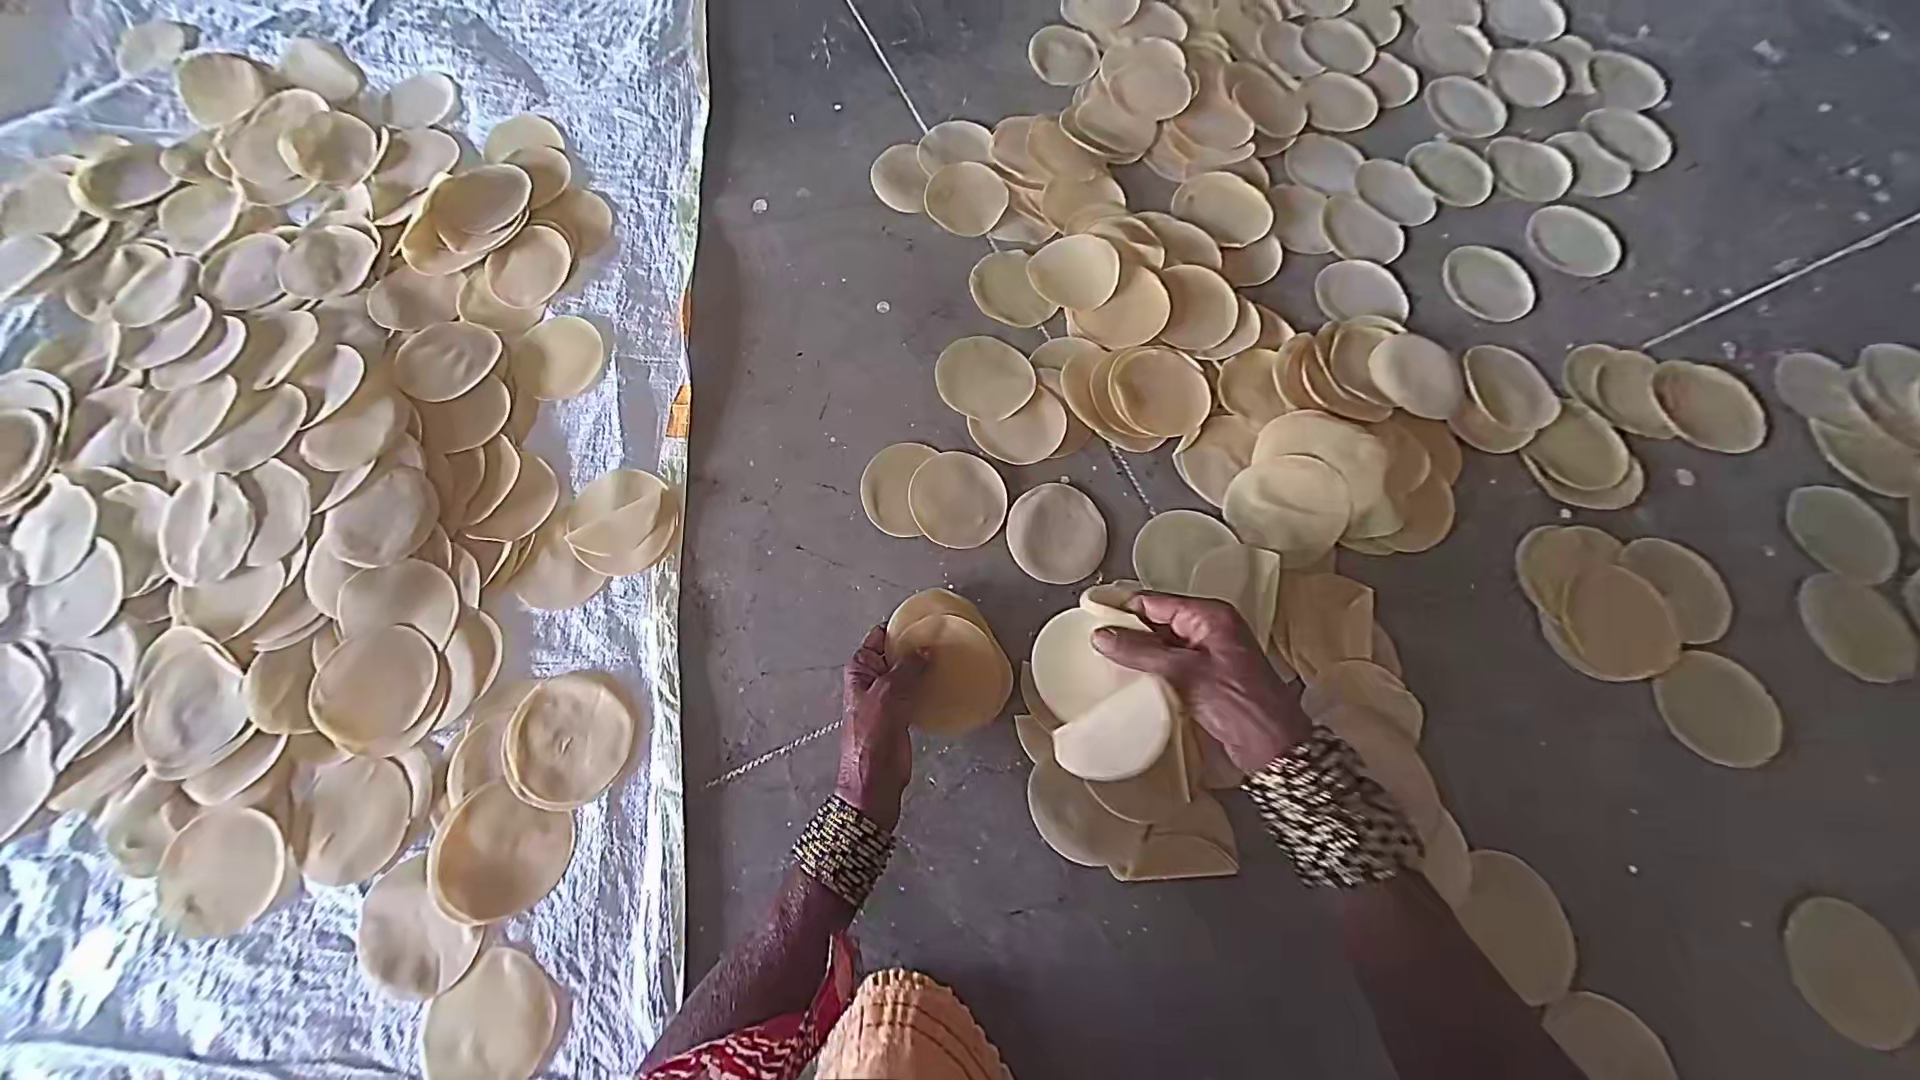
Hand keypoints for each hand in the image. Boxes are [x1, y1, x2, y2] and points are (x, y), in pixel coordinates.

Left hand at [835, 625, 925, 830]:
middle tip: (942, 638)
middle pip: (897, 654)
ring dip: (925, 668)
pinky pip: (918, 692)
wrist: (874, 782)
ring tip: (947, 658)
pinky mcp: (902, 714)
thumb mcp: (887, 694)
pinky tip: (944, 682)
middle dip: (917, 647)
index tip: (924, 622)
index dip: (900, 628)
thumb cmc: (869, 740)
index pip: (880, 637)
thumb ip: (907, 668)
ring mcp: (887, 697)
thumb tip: (925, 650)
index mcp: (860, 669)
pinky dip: (929, 686)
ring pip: (909, 673)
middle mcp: (872, 680)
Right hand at [1092, 593, 1310, 772]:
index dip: (1123, 608)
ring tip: (1106, 661)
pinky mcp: (1202, 677)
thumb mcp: (1185, 673)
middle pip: (1155, 621)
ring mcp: (1206, 654)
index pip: (1154, 602)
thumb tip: (1103, 635)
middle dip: (1128, 633)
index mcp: (1209, 615)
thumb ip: (1141, 652)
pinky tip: (1129, 679)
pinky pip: (1167, 665)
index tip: (1092, 616)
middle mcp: (1208, 629)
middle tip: (1096, 643)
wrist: (1274, 749)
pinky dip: (1149, 670)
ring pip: (1159, 645)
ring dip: (1137, 654)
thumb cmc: (1242, 705)